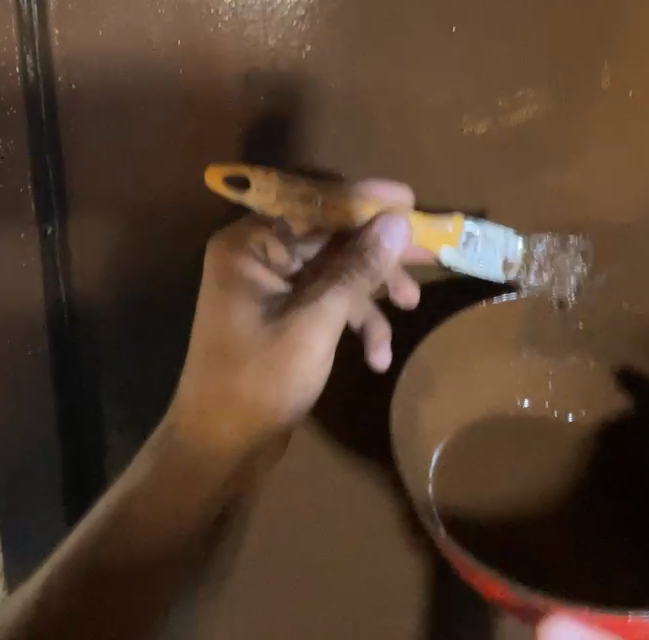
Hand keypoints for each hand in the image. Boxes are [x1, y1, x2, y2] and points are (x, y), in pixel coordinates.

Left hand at [164, 180, 422, 455]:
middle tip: (428, 254)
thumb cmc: (258, 381)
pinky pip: (329, 300)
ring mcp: (272, 285)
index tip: (409, 200)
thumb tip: (397, 222)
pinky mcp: (286, 313)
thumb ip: (357, 269)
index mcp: (251, 244)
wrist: (221, 448)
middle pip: (330, 236)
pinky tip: (378, 356)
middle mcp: (259, 255)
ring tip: (410, 307)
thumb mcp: (315, 322)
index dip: (363, 199)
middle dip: (378, 251)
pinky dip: (355, 321)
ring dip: (371, 290)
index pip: (312, 203)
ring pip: (336, 269)